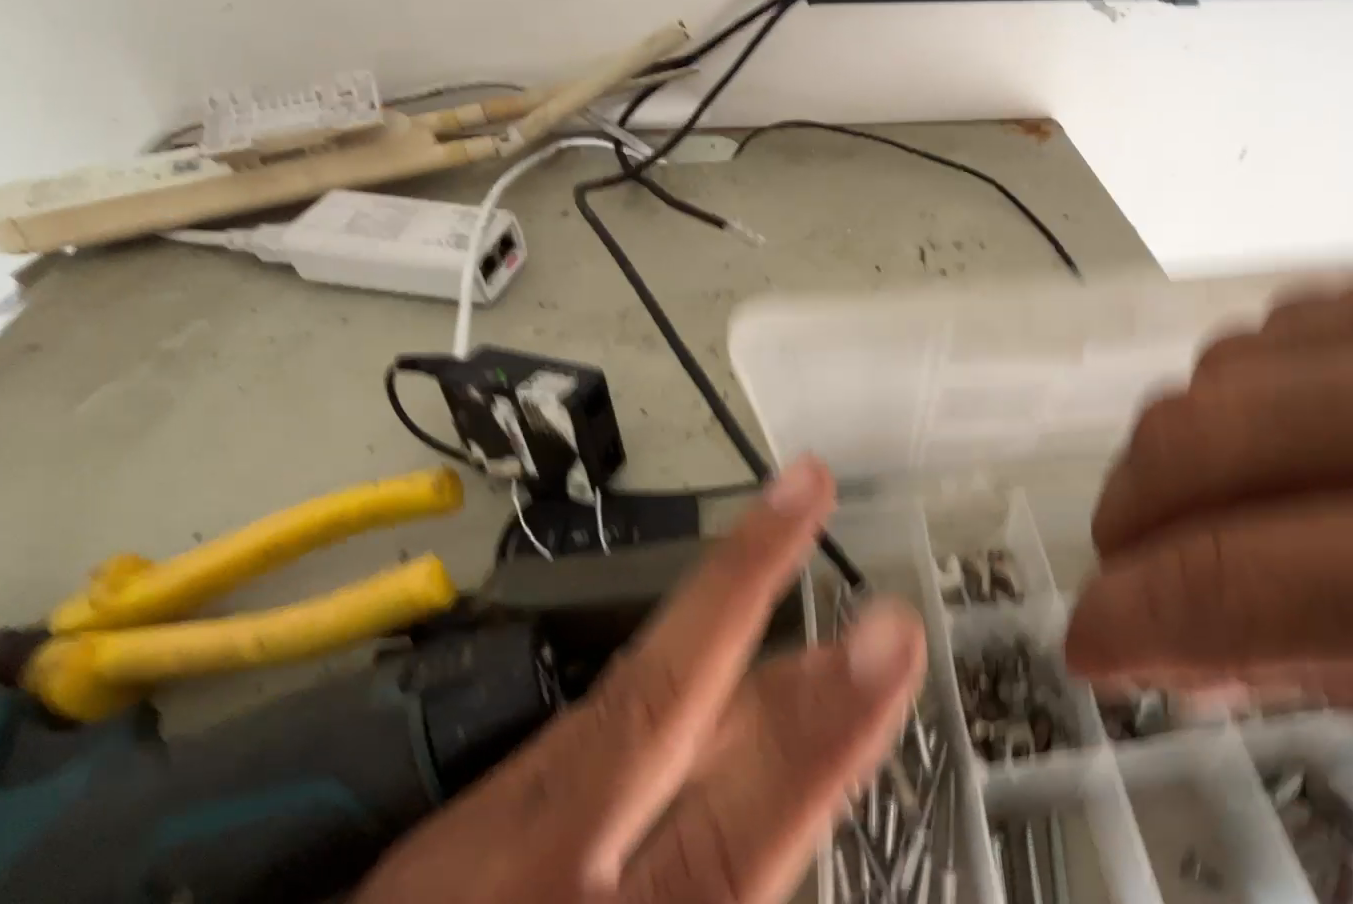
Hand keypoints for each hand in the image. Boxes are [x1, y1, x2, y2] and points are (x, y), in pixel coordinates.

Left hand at [357, 456, 925, 902]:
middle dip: (736, 587)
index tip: (893, 634)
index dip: (820, 735)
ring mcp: (480, 838)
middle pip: (649, 712)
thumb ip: (710, 868)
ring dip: (713, 628)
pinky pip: (585, 739)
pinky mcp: (459, 829)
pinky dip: (665, 690)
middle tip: (805, 487)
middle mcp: (530, 869)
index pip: (725, 835)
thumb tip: (788, 825)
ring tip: (783, 550)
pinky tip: (715, 675)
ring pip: (618, 707)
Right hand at [1064, 266, 1352, 817]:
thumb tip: (1184, 657)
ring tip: (1214, 517)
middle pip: (1201, 440)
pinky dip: (1246, 392)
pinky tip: (1284, 443)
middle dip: (1127, 522)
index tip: (1090, 649)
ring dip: (1180, 455)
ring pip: (1229, 367)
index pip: (1244, 580)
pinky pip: (1297, 320)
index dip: (1129, 620)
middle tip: (1138, 581)